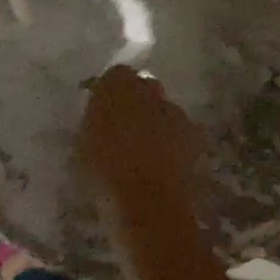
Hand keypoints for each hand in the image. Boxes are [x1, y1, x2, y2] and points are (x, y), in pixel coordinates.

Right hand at [77, 65, 204, 204]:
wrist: (149, 204)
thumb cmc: (103, 175)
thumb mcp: (81, 147)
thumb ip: (93, 123)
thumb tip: (100, 117)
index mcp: (116, 88)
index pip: (115, 75)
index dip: (110, 91)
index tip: (101, 110)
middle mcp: (151, 91)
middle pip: (144, 87)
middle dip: (136, 103)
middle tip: (122, 130)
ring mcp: (178, 114)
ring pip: (165, 111)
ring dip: (156, 124)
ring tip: (145, 152)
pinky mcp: (197, 138)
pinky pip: (181, 133)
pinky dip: (174, 144)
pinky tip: (164, 166)